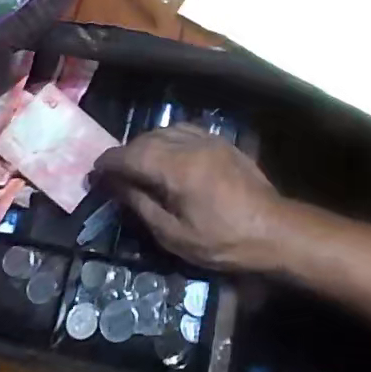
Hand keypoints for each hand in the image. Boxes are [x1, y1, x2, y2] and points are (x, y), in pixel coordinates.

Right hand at [93, 124, 283, 271]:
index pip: (130, 154)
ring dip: (146, 144)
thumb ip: (141, 205)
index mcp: (176, 167)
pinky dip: (168, 139)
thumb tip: (116, 185)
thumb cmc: (223, 241)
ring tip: (138, 165)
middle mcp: (190, 144)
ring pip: (165, 131)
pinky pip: (185, 130)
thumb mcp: (174, 234)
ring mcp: (208, 140)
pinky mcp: (221, 142)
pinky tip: (167, 155)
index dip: (109, 162)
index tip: (95, 173)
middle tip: (113, 173)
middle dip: (125, 153)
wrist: (275, 231)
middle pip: (146, 139)